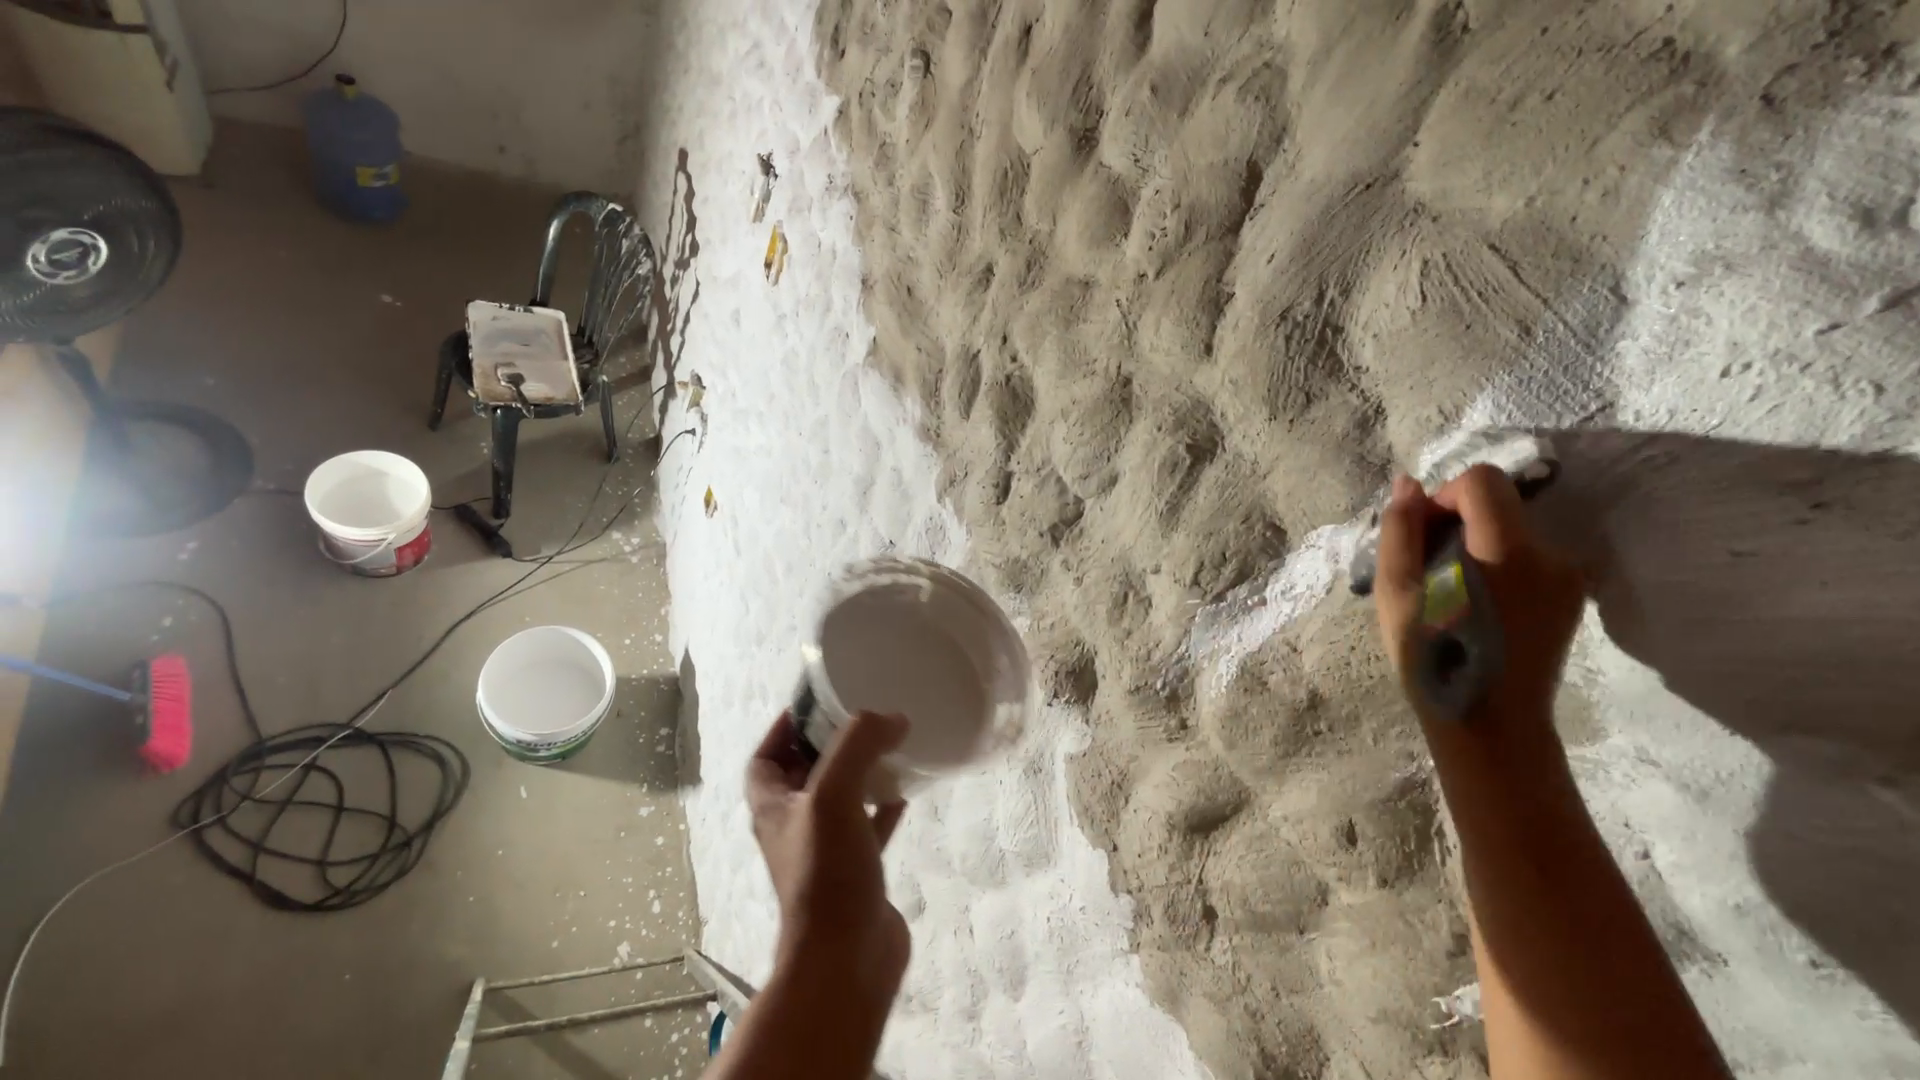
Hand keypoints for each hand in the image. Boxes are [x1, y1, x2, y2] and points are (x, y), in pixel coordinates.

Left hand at [746, 711, 910, 1000]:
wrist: (847, 958)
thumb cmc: (826, 872)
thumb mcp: (833, 794)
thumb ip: (859, 745)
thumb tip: (893, 717)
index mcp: (772, 806)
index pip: (766, 757)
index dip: (786, 728)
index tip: (818, 702)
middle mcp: (793, 827)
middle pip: (805, 774)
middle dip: (829, 744)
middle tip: (862, 718)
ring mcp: (825, 852)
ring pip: (839, 800)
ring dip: (859, 773)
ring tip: (888, 747)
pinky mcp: (856, 872)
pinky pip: (868, 828)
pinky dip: (883, 807)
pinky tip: (907, 792)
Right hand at [1372, 466, 1583, 720]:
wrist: (1490, 723)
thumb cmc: (1432, 659)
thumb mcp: (1396, 593)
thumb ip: (1400, 531)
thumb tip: (1409, 485)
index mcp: (1507, 550)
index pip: (1482, 480)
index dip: (1444, 496)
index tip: (1423, 534)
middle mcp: (1550, 554)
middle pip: (1499, 504)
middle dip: (1458, 521)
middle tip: (1428, 566)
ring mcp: (1568, 577)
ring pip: (1513, 532)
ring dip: (1477, 546)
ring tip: (1450, 592)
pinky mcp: (1572, 597)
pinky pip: (1529, 559)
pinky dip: (1498, 568)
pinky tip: (1477, 607)